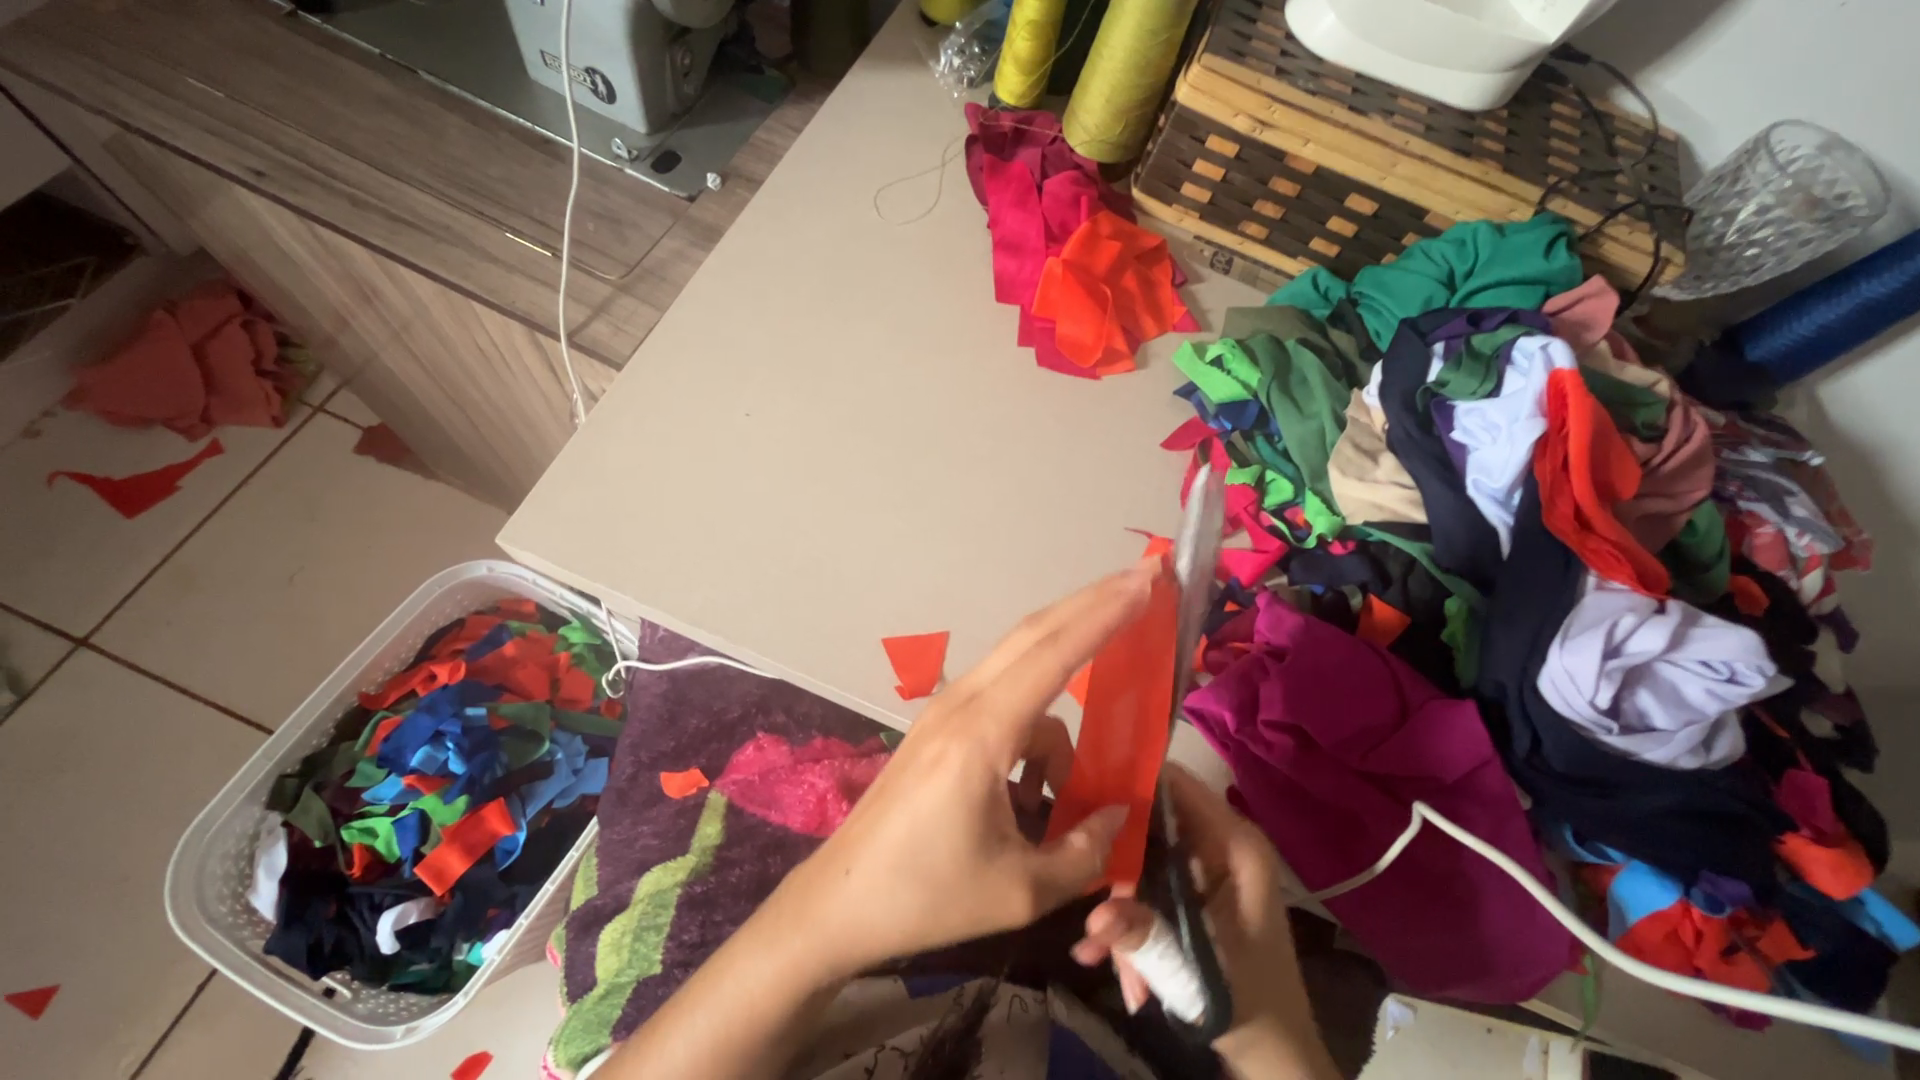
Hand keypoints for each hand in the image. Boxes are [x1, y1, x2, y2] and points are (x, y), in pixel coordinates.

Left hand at [763, 561, 1158, 981]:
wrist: (840, 903)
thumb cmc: (927, 897)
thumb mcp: (1021, 891)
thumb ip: (1086, 851)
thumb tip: (1119, 815)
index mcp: (981, 734)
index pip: (1054, 654)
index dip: (1105, 613)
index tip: (1148, 579)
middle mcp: (961, 705)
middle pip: (1034, 633)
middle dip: (1093, 603)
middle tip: (1146, 579)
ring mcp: (944, 712)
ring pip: (1020, 668)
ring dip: (1067, 682)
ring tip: (1088, 757)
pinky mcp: (938, 728)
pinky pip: (1004, 705)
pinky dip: (1038, 731)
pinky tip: (1041, 791)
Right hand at [1071, 765, 1339, 1078]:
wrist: (1276, 1055)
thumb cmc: (1249, 1000)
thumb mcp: (1195, 966)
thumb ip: (1144, 934)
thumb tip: (1093, 916)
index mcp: (1235, 844)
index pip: (1176, 784)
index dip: (1131, 782)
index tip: (1082, 796)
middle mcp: (1221, 846)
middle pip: (1150, 823)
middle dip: (1114, 863)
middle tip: (1081, 893)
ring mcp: (1206, 870)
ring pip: (1143, 861)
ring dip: (1118, 905)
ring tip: (1095, 953)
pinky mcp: (1193, 895)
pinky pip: (1150, 889)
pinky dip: (1130, 921)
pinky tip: (1112, 963)